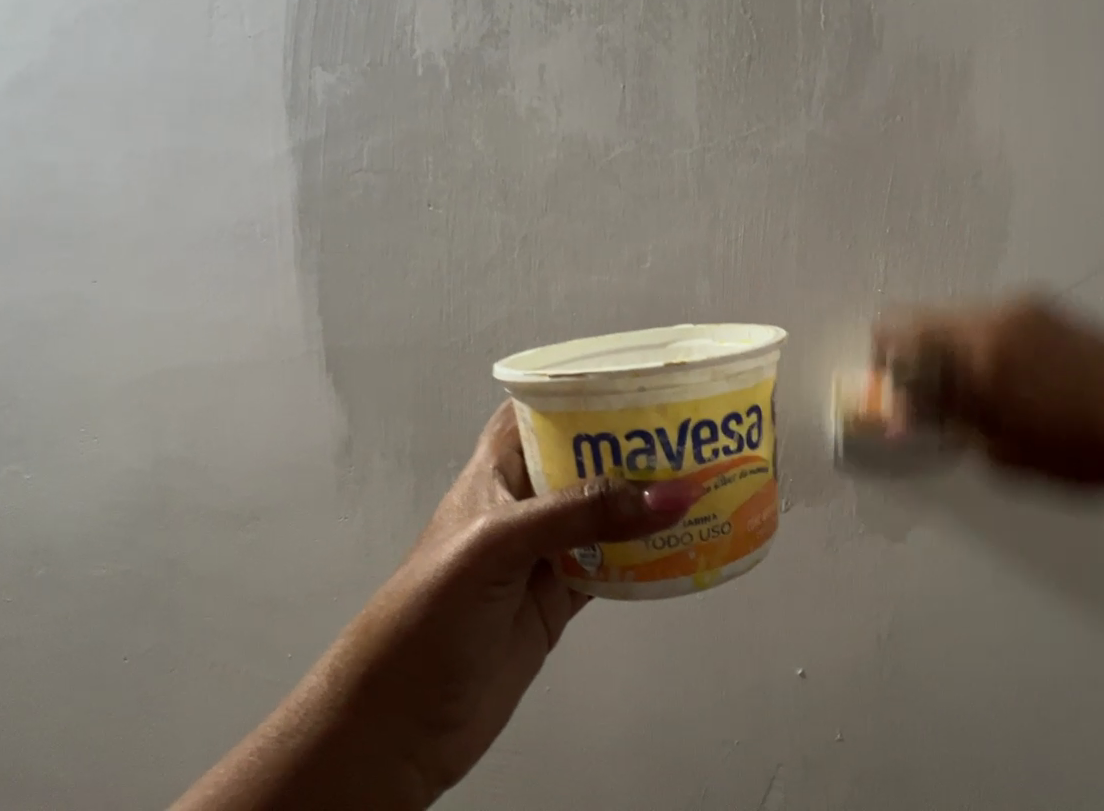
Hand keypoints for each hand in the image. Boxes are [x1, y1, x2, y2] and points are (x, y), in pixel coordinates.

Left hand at [175, 403, 698, 810]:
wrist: (399, 723)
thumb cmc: (429, 612)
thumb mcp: (501, 542)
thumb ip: (583, 514)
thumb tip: (675, 493)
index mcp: (497, 470)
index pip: (541, 410)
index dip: (584, 390)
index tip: (640, 379)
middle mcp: (524, 502)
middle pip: (587, 458)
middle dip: (633, 445)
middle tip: (694, 430)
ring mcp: (545, 552)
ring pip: (606, 512)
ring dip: (647, 501)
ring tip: (705, 480)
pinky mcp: (561, 597)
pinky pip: (616, 564)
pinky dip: (649, 555)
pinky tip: (686, 543)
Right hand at [872, 293, 1103, 485]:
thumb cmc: (1088, 451)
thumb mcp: (1007, 452)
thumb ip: (952, 424)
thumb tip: (912, 413)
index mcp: (980, 350)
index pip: (901, 338)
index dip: (886, 368)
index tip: (890, 396)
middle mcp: (996, 315)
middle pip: (925, 322)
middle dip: (914, 360)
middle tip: (923, 401)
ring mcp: (1026, 308)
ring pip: (959, 322)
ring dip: (949, 355)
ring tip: (970, 399)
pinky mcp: (1050, 310)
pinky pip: (993, 324)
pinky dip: (981, 349)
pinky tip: (1006, 385)